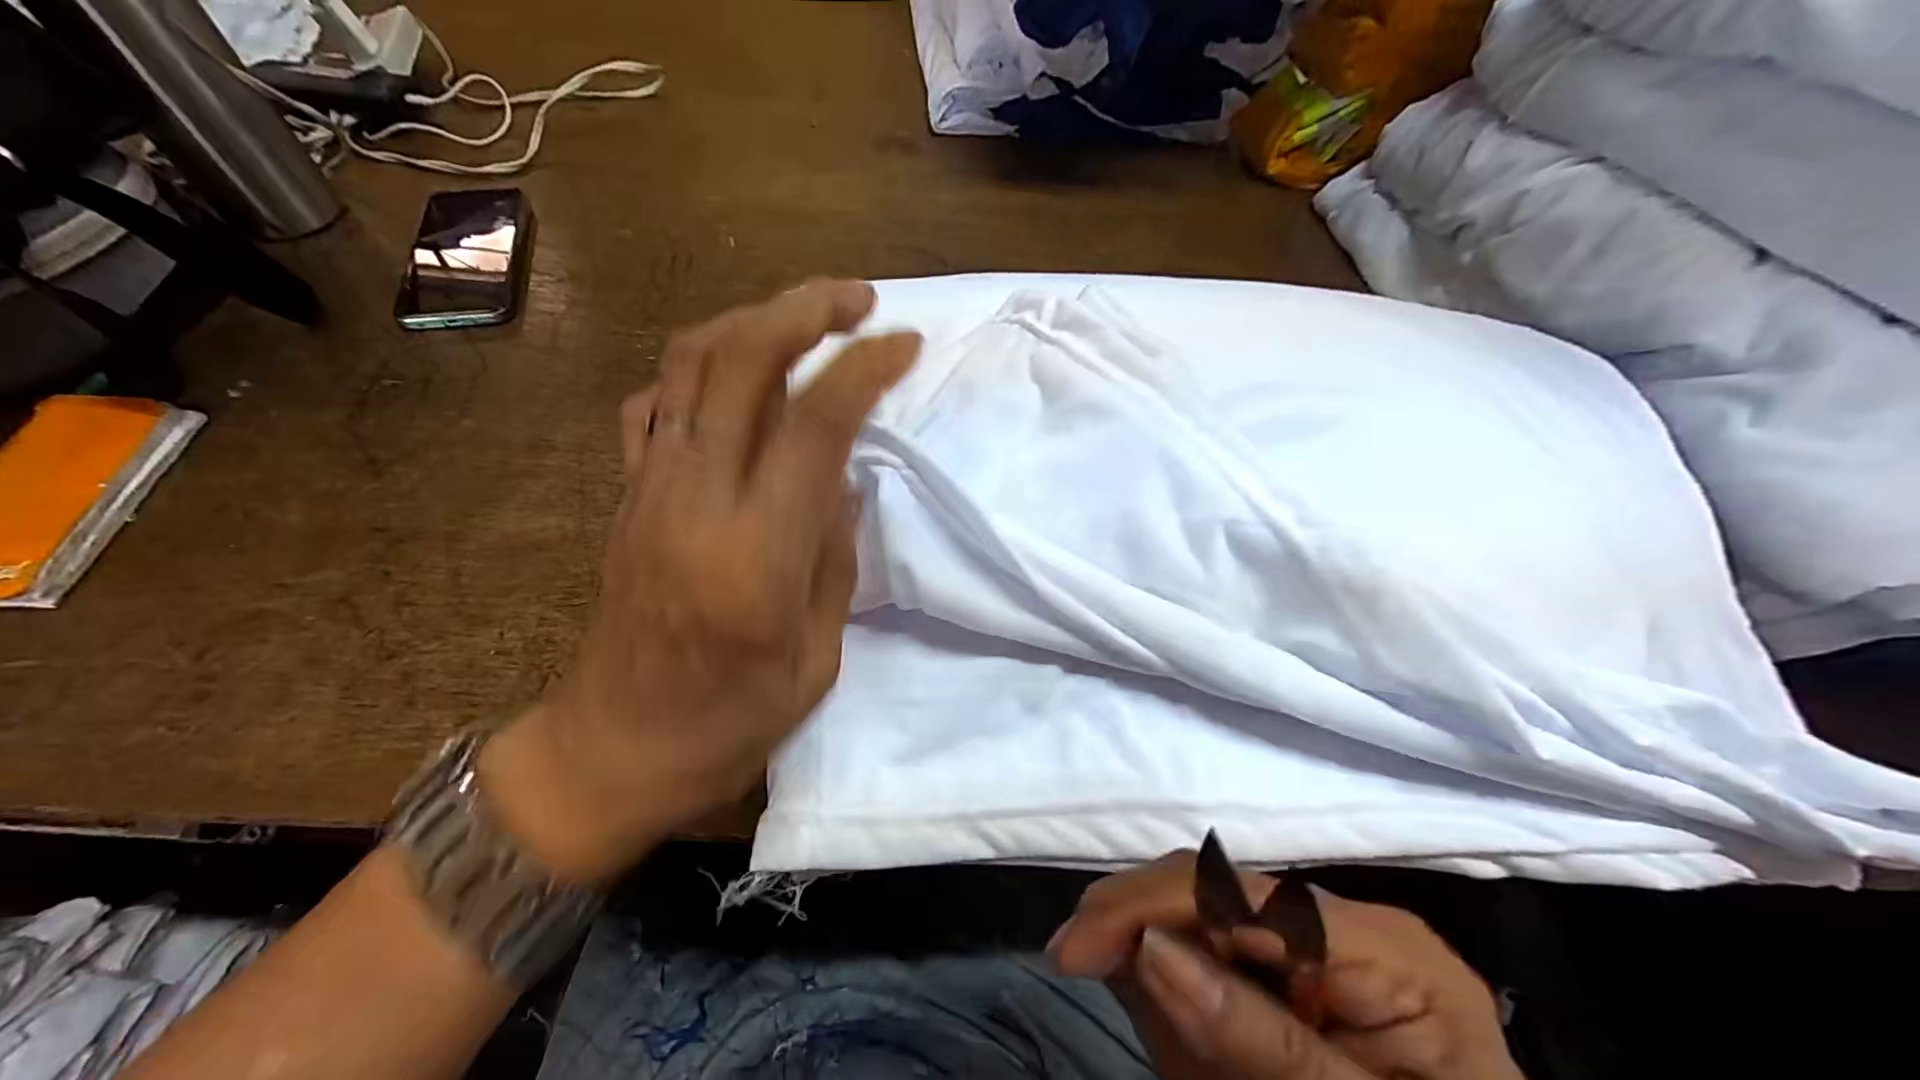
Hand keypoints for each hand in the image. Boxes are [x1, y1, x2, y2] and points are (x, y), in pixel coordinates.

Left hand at [480, 280, 919, 884]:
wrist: (614, 747)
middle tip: (857, 301)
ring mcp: (650, 488)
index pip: (817, 422)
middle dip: (805, 308)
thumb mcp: (816, 657)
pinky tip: (734, 380)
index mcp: (756, 551)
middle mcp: (696, 498)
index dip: (865, 368)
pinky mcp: (625, 494)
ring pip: (690, 362)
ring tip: (803, 317)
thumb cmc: (730, 723)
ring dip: (751, 320)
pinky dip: (697, 369)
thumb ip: (835, 556)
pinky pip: (655, 403)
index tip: (904, 344)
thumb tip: (844, 480)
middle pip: (742, 359)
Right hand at [1050, 851, 1524, 1079]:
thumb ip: (1259, 1040)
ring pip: (1206, 911)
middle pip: (1216, 887)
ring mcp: (1326, 942)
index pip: (1243, 892)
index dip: (1148, 904)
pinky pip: (1222, 946)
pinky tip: (1168, 1004)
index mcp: (1384, 947)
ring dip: (1152, 949)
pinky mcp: (1306, 966)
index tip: (1071, 950)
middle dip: (1138, 920)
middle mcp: (1348, 923)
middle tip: (1073, 961)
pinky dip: (1182, 978)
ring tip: (1136, 1007)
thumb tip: (1149, 948)